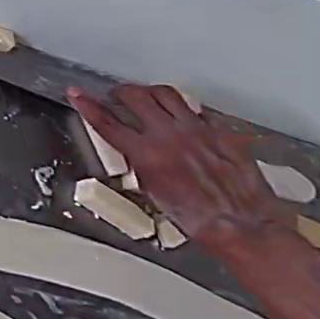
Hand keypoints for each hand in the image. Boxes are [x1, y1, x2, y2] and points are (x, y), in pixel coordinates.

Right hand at [67, 84, 292, 254]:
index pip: (108, 122)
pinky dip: (183, 107)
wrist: (242, 227)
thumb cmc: (200, 220)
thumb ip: (143, 166)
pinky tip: (183, 115)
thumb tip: (137, 153)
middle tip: (117, 94)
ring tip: (147, 95)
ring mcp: (195, 130)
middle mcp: (168, 136)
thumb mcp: (156, 194)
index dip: (88, 105)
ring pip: (165, 93)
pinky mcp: (218, 131)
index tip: (77, 94)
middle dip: (121, 91)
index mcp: (148, 155)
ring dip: (150, 92)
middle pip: (135, 97)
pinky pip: (196, 109)